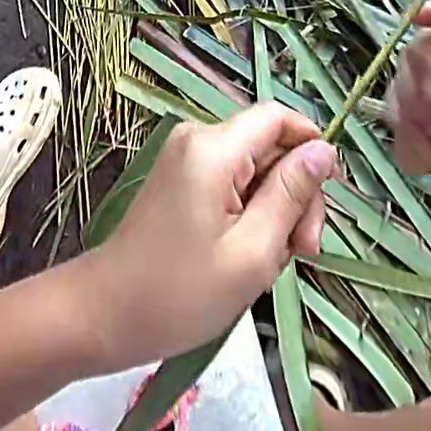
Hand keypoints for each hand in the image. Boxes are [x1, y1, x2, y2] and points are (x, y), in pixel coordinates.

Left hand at [82, 104, 335, 368]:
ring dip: (274, 208)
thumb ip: (292, 194)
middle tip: (302, 252)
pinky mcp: (182, 175)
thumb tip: (323, 149)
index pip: (278, 116)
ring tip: (270, 261)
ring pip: (255, 166)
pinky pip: (233, 179)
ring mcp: (186, 155)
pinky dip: (250, 211)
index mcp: (213, 148)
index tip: (325, 197)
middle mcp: (198, 137)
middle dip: (294, 192)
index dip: (311, 146)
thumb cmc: (180, 294)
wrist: (104, 314)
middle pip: (269, 144)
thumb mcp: (253, 251)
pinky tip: (248, 251)